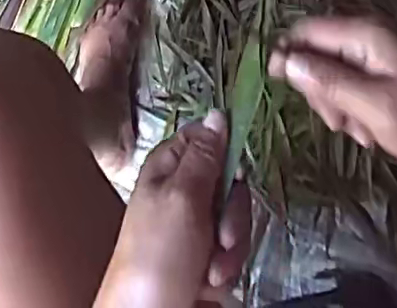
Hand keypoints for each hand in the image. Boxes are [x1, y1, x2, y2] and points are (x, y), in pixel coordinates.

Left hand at [96, 110, 254, 307]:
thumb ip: (204, 156)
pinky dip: (228, 268)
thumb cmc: (158, 256)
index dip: (225, 152)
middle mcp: (183, 191)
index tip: (234, 174)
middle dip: (233, 212)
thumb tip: (218, 112)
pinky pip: (234, 249)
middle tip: (219, 235)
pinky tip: (210, 284)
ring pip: (237, 216)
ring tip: (211, 271)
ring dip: (231, 246)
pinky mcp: (208, 259)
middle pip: (230, 179)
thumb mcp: (182, 198)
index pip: (207, 137)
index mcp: (169, 166)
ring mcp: (196, 227)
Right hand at [270, 17, 396, 181]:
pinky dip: (349, 109)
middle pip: (315, 53)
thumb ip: (328, 82)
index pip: (307, 29)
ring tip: (359, 130)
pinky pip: (346, 85)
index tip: (275, 82)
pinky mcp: (378, 73)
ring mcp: (373, 55)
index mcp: (365, 34)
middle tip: (337, 122)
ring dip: (335, 105)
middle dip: (319, 89)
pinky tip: (368, 130)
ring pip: (328, 73)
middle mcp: (365, 36)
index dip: (287, 51)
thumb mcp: (373, 107)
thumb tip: (285, 61)